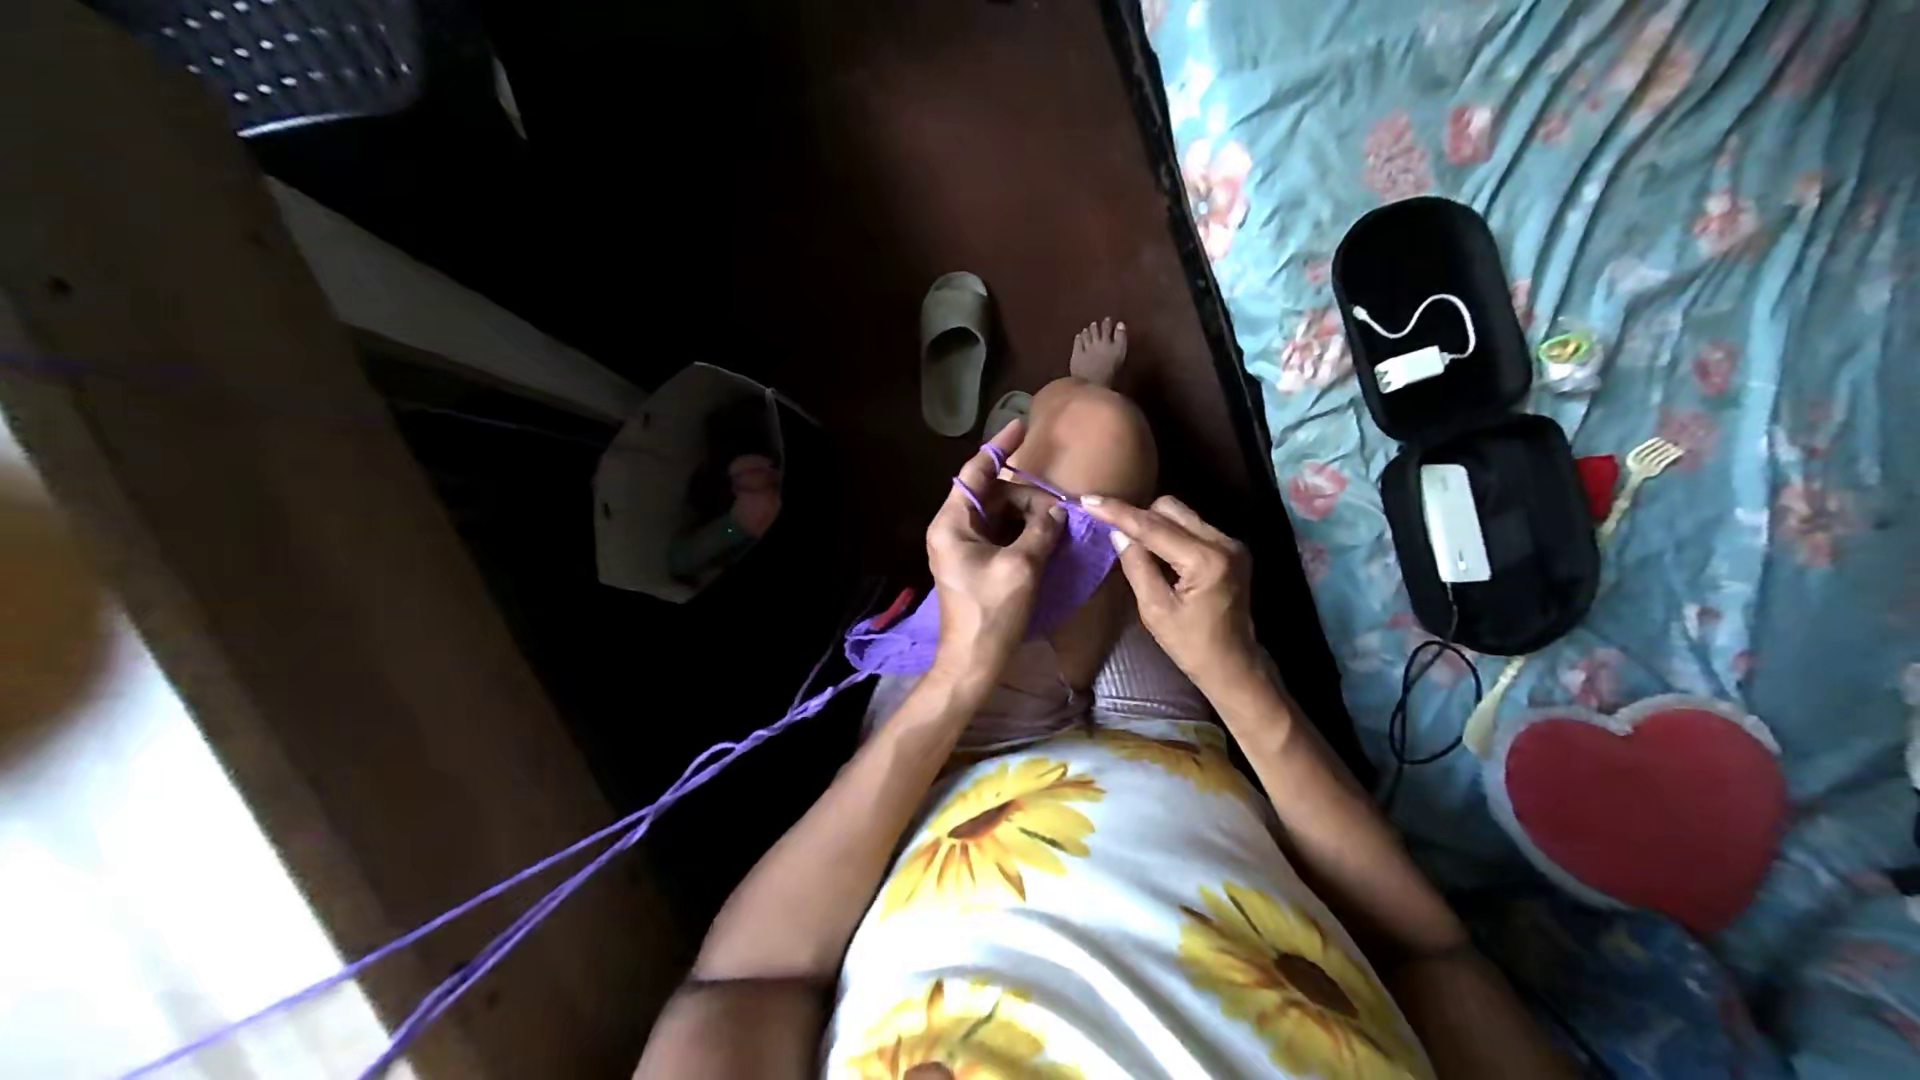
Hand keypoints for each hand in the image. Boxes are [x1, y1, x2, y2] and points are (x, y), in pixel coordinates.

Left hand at [925, 419, 1065, 685]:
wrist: (973, 661)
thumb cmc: (991, 613)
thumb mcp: (1021, 567)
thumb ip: (1041, 531)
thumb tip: (1058, 509)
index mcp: (952, 523)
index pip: (975, 472)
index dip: (999, 448)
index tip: (1022, 425)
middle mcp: (952, 529)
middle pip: (990, 493)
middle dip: (1024, 493)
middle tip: (1057, 505)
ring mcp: (962, 546)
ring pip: (998, 514)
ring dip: (1026, 512)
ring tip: (1055, 518)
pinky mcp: (975, 563)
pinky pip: (1000, 533)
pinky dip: (1022, 529)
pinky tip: (1045, 533)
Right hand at [1080, 495, 1259, 691]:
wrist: (1234, 665)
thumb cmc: (1191, 646)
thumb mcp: (1155, 610)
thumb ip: (1137, 566)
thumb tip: (1118, 533)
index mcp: (1205, 561)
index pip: (1153, 527)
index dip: (1118, 512)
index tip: (1089, 501)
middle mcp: (1223, 542)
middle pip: (1169, 508)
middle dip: (1137, 516)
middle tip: (1110, 530)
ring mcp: (1230, 543)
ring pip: (1181, 513)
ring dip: (1153, 522)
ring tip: (1131, 541)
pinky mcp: (1230, 548)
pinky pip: (1191, 526)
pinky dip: (1168, 532)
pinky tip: (1154, 550)